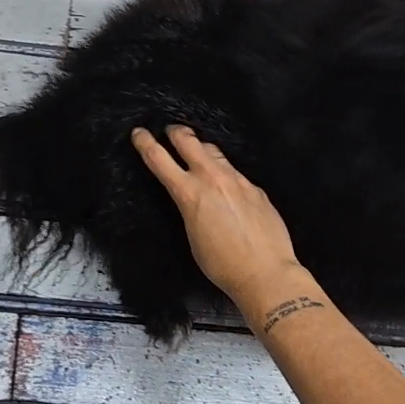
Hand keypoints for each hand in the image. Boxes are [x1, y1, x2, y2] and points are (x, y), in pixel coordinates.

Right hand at [130, 126, 310, 310]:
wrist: (265, 272)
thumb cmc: (222, 264)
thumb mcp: (192, 236)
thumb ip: (190, 207)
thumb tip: (192, 197)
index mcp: (190, 193)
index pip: (159, 159)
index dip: (145, 142)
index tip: (139, 133)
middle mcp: (212, 179)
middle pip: (188, 140)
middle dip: (176, 132)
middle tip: (170, 130)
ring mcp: (237, 180)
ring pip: (214, 151)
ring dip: (201, 149)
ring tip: (197, 152)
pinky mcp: (255, 188)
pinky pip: (234, 172)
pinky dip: (224, 172)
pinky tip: (226, 185)